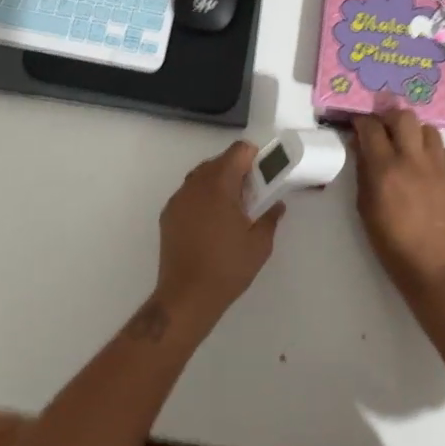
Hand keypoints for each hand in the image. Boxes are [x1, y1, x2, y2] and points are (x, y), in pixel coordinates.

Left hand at [153, 141, 282, 326]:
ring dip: (218, 183)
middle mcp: (195, 185)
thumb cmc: (227, 267)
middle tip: (252, 194)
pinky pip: (188, 194)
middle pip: (218, 161)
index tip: (263, 175)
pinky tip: (211, 222)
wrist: (187, 294)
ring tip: (232, 209)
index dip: (253, 157)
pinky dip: (201, 198)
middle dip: (236, 170)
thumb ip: (270, 218)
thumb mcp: (259, 244)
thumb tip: (276, 205)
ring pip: (200, 176)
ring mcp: (178, 198)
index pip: (237, 151)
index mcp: (219, 185)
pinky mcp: (168, 214)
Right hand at [351, 109, 444, 298]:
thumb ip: (363, 171)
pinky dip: (438, 153)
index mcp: (385, 169)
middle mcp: (414, 161)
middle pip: (404, 116)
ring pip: (430, 130)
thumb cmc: (390, 242)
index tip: (358, 126)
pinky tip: (430, 167)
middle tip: (385, 131)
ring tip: (409, 149)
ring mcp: (441, 168)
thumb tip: (362, 147)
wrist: (432, 268)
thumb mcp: (365, 206)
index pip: (371, 127)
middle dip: (390, 118)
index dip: (361, 122)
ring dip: (415, 135)